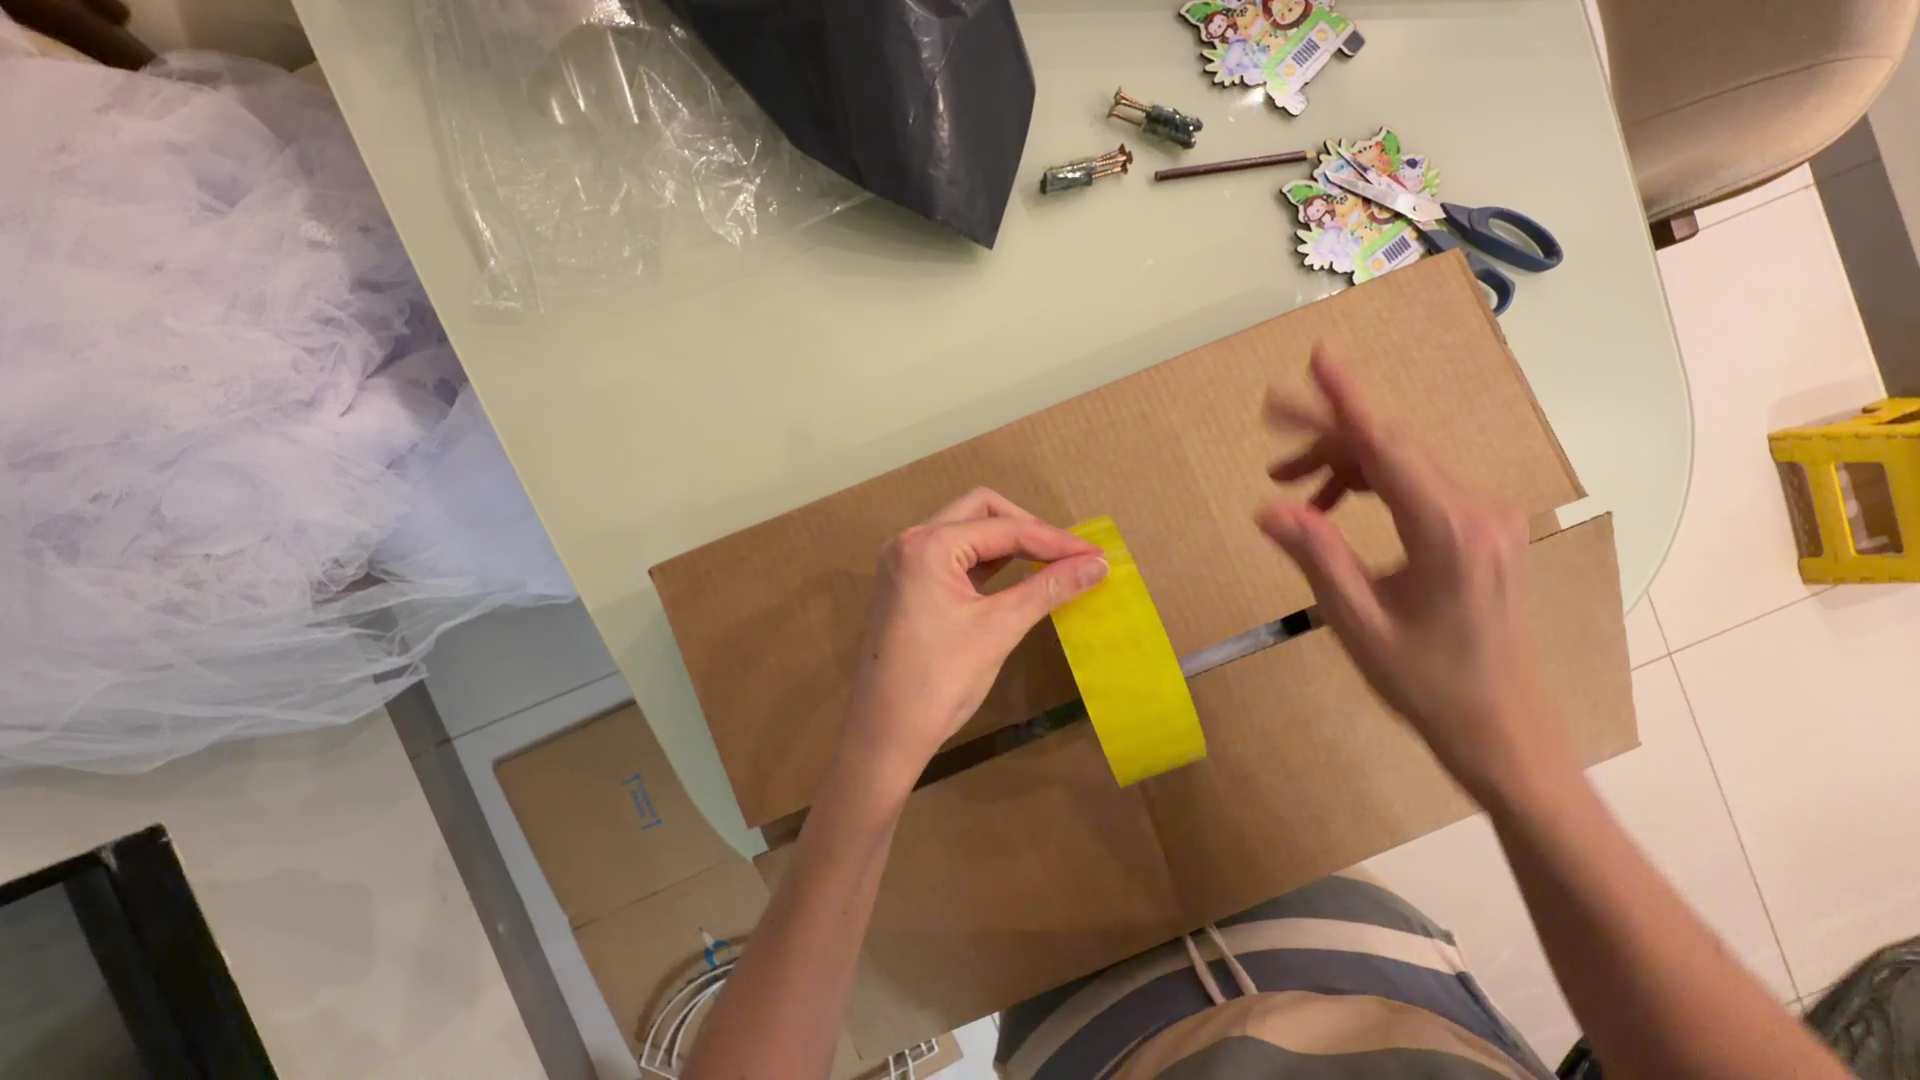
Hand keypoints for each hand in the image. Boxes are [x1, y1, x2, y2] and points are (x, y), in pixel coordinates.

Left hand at [841, 489, 1108, 781]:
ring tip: (1051, 564)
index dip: (1055, 541)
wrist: (885, 733)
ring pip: (966, 532)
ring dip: (1008, 543)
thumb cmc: (939, 681)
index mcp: (927, 545)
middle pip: (980, 512)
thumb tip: (1097, 565)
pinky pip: (953, 558)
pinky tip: (1018, 577)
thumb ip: (1048, 589)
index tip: (1096, 555)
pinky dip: (987, 562)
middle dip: (1028, 528)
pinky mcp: (907, 586)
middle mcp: (910, 542)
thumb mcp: (999, 629)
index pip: (1004, 528)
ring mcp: (904, 563)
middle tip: (1068, 555)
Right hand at [1256, 344, 1563, 798]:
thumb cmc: (1427, 684)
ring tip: (1285, 482)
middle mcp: (1475, 510)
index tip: (1319, 356)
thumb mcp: (1358, 624)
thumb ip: (1317, 557)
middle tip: (1267, 430)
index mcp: (1447, 531)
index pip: (1389, 447)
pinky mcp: (1480, 531)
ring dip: (1343, 464)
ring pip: (1402, 464)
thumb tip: (1269, 509)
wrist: (1503, 728)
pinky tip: (1331, 507)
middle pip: (1392, 448)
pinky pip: (1417, 487)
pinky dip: (1370, 486)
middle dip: (1326, 435)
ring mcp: (1484, 518)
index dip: (1349, 400)